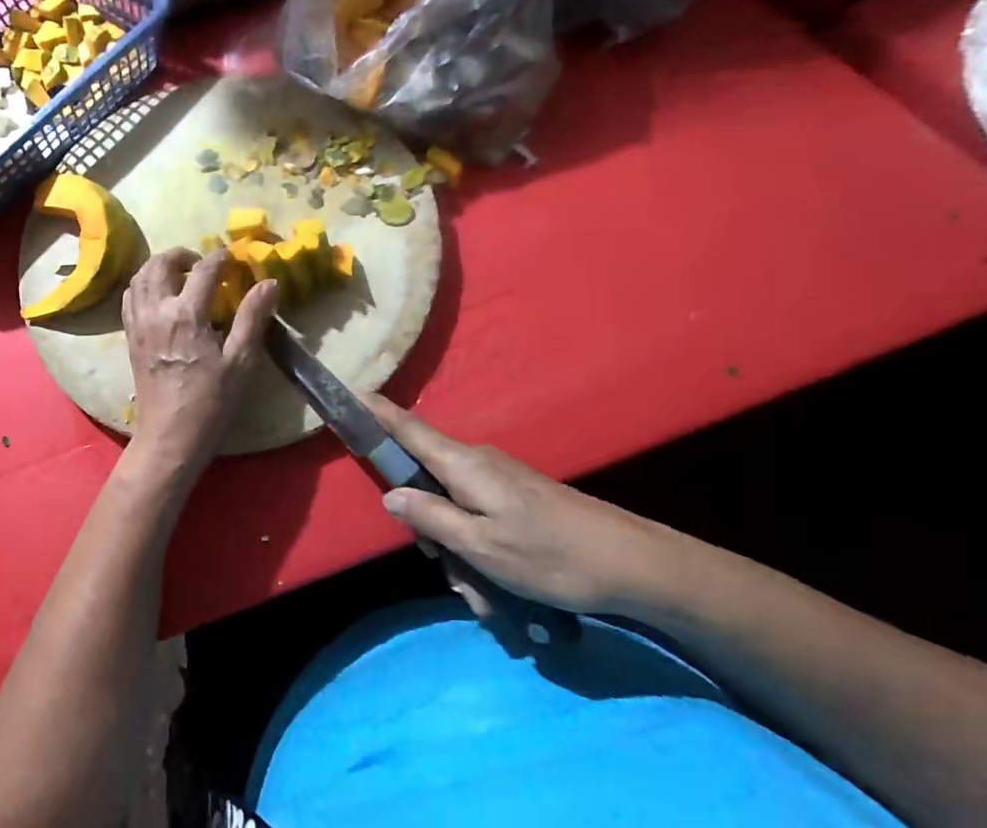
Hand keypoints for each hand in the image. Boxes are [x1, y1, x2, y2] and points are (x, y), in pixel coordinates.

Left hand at [121, 248, 277, 475]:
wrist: (170, 435)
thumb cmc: (211, 402)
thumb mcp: (241, 361)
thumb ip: (253, 317)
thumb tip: (268, 283)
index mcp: (186, 314)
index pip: (203, 269)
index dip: (221, 258)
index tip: (234, 258)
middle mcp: (156, 310)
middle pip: (160, 263)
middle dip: (182, 254)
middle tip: (202, 262)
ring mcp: (138, 322)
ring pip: (140, 276)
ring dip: (159, 266)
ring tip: (181, 274)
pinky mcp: (129, 335)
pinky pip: (130, 296)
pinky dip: (144, 284)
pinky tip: (159, 295)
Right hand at [365, 393, 702, 619]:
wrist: (636, 566)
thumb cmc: (552, 555)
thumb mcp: (481, 546)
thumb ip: (430, 517)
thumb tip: (390, 494)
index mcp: (463, 465)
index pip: (408, 428)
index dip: (378, 412)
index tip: (350, 392)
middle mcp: (477, 463)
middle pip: (425, 482)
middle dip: (426, 527)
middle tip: (447, 568)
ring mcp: (500, 480)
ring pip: (452, 509)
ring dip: (458, 551)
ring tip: (485, 594)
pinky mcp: (517, 498)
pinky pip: (478, 519)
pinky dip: (479, 551)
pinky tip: (501, 589)